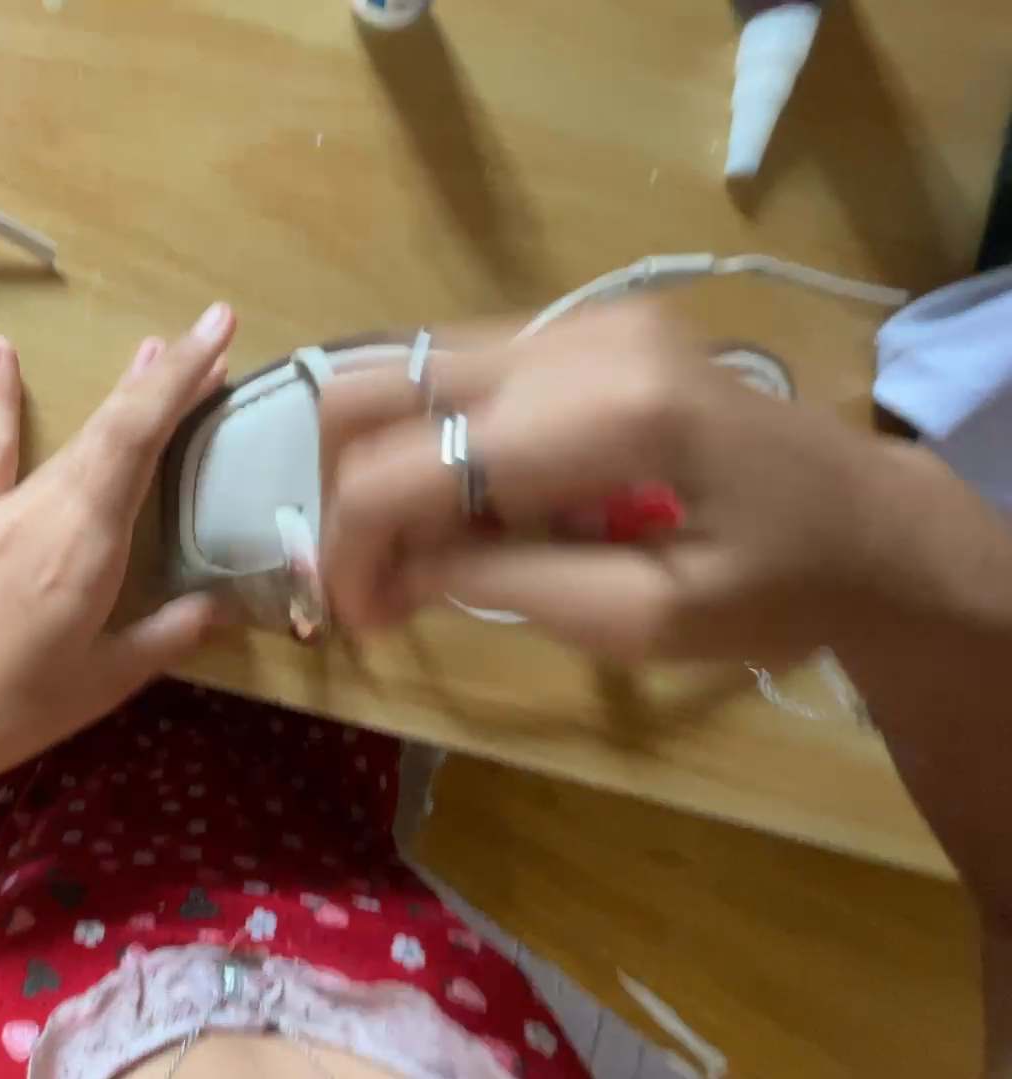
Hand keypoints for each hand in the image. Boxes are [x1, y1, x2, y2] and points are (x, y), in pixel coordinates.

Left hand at [0, 306, 234, 849]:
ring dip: (119, 396)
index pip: (140, 439)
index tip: (217, 330)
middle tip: (210, 339)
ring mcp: (3, 509)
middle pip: (113, 425)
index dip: (181, 378)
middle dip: (166, 377)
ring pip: (72, 438)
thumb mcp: (108, 680)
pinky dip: (2, 401)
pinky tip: (3, 353)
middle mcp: (47, 509)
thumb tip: (222, 604)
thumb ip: (171, 633)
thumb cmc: (17, 710)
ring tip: (157, 355)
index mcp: (88, 544)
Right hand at [318, 301, 940, 661]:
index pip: (401, 470)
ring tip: (418, 541)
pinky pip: (428, 378)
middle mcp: (571, 339)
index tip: (356, 617)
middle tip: (374, 572)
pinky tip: (458, 500)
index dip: (350, 549)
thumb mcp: (637, 621)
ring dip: (372, 470)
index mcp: (610, 410)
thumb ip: (494, 586)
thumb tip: (382, 576)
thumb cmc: (778, 586)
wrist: (872, 520)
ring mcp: (564, 321)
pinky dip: (413, 446)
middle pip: (363, 395)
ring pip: (382, 378)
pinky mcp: (558, 328)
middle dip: (342, 496)